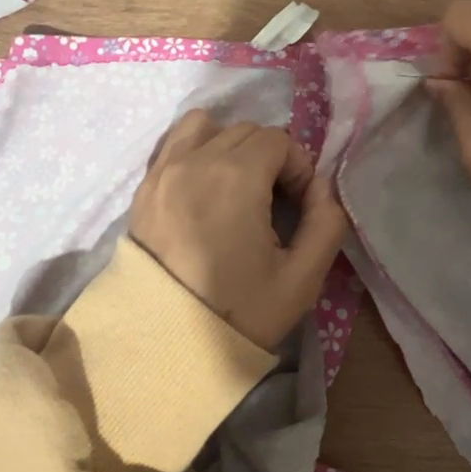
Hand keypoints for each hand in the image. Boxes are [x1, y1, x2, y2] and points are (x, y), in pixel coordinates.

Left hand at [129, 111, 349, 348]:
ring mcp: (164, 171)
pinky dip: (195, 150)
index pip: (278, 140)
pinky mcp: (144, 186)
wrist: (164, 344)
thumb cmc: (238, 313)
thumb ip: (326, 223)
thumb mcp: (301, 279)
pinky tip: (204, 188)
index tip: (298, 207)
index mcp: (236, 177)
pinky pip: (174, 143)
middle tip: (272, 205)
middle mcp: (196, 160)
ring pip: (207, 127)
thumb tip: (323, 187)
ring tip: (235, 188)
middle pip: (245, 131)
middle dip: (268, 158)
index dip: (297, 169)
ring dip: (229, 146)